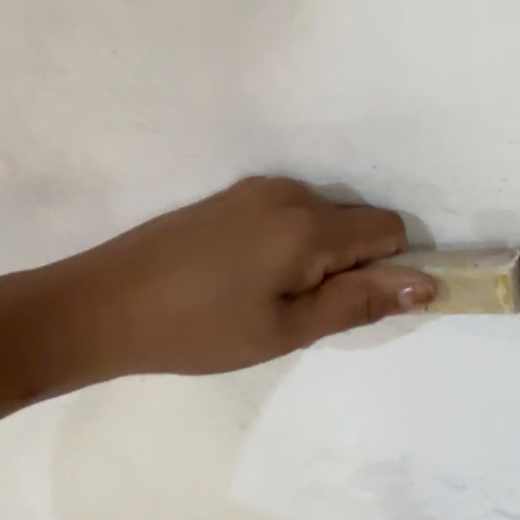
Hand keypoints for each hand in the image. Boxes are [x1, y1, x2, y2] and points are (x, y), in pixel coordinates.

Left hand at [53, 176, 437, 377]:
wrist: (93, 309)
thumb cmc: (196, 330)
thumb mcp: (286, 329)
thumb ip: (359, 302)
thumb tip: (426, 284)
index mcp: (309, 225)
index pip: (390, 230)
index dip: (386, 269)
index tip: (350, 304)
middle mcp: (292, 193)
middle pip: (359, 222)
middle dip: (350, 263)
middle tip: (299, 308)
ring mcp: (260, 189)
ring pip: (326, 217)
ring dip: (320, 254)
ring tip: (266, 294)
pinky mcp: (236, 194)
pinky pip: (293, 212)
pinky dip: (292, 242)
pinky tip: (245, 275)